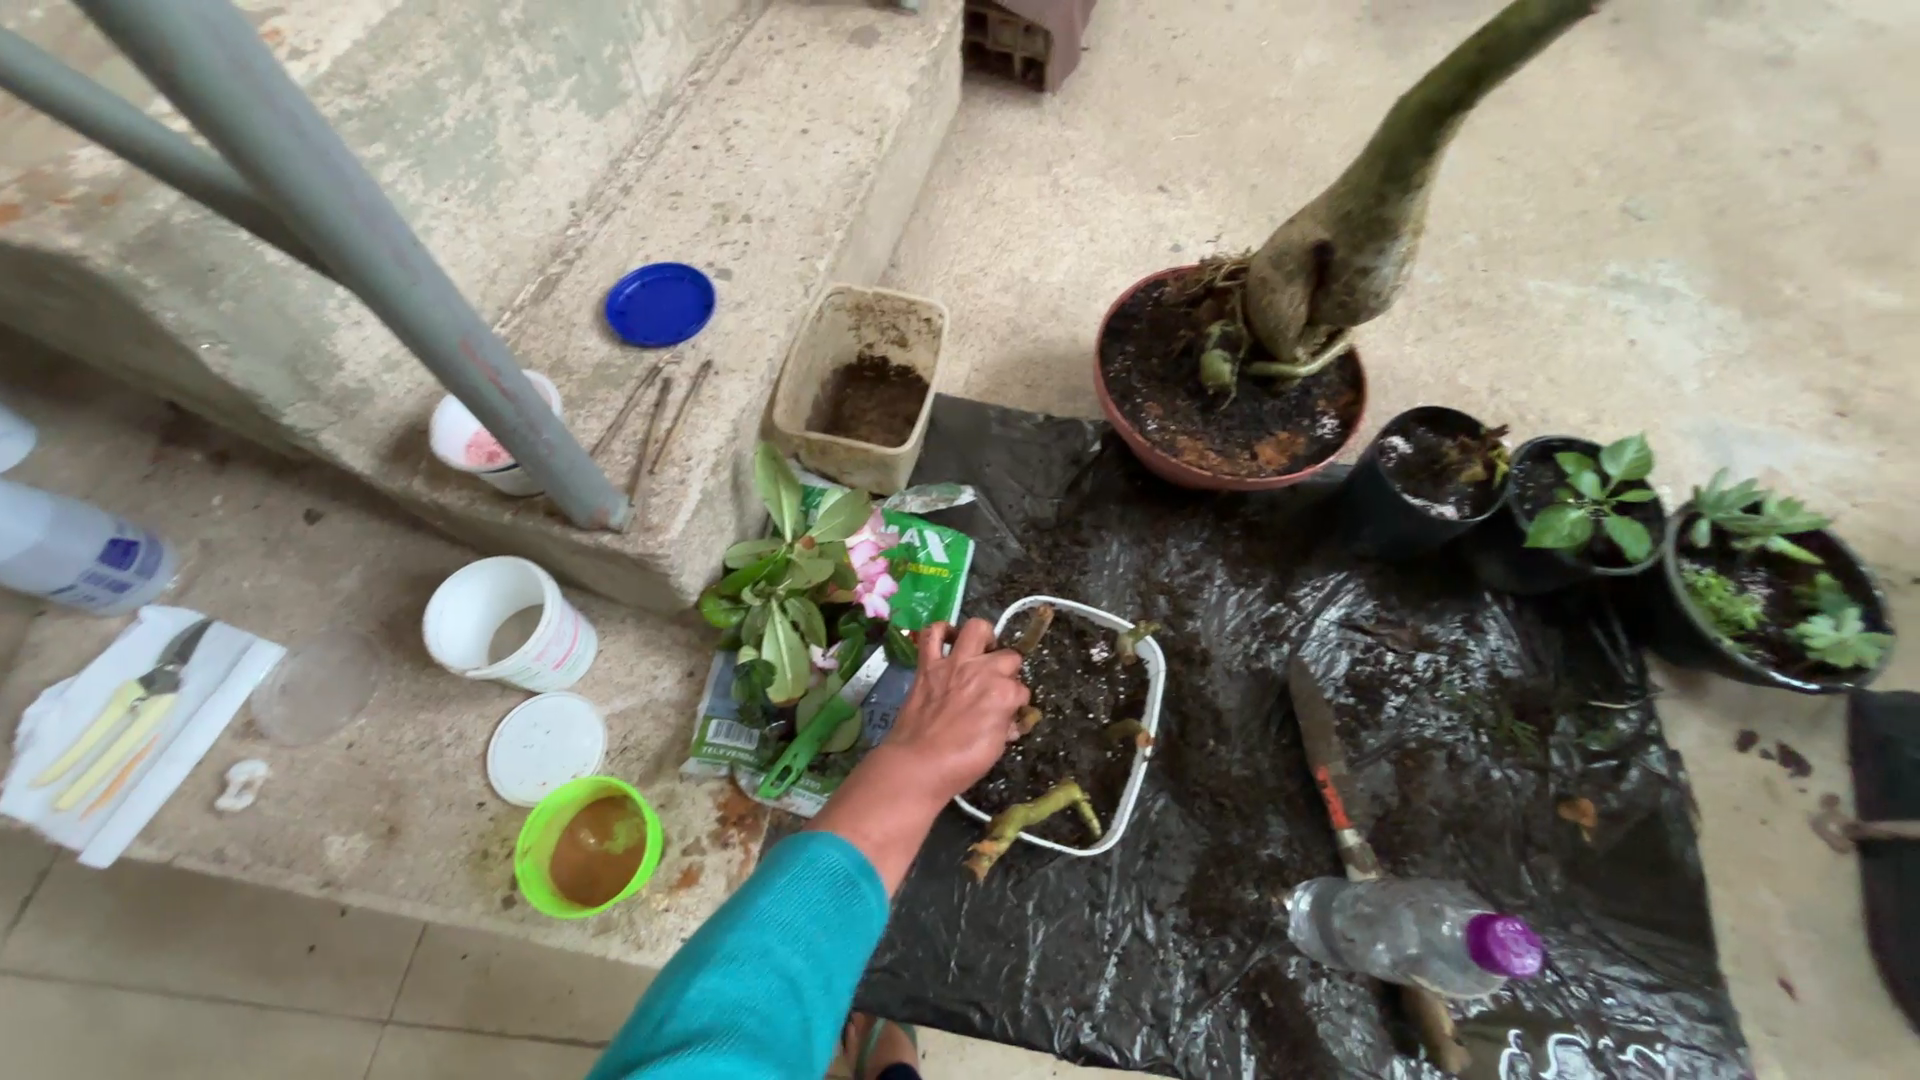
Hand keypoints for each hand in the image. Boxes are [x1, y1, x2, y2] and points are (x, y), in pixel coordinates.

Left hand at [882, 619, 1028, 800]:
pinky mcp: (927, 665)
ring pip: (976, 628)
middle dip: (1008, 670)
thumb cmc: (962, 762)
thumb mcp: (997, 747)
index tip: (1010, 711)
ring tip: (982, 651)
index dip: (1017, 701)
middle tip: (998, 684)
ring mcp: (953, 663)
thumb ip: (1005, 724)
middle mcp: (982, 670)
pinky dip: (940, 631)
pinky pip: (931, 634)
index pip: (1021, 690)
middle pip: (1008, 656)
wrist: (919, 763)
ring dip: (984, 637)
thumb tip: (1008, 718)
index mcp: (1004, 693)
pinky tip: (948, 638)